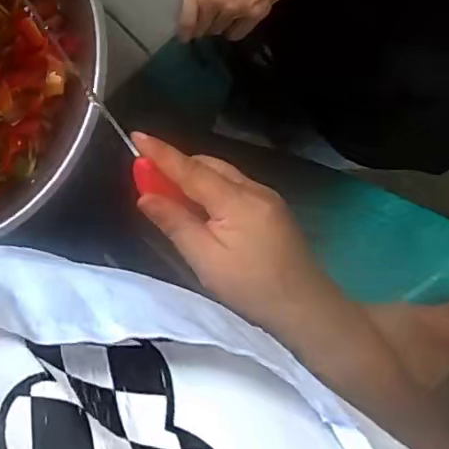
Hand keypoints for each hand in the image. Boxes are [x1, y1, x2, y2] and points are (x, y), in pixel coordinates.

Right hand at [131, 133, 348, 334]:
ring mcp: (266, 198)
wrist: (312, 313)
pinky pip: (230, 184)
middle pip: (206, 165)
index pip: (191, 170)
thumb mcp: (206, 260)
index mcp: (238, 202)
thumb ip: (175, 223)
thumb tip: (145, 197)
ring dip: (190, 174)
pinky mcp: (271, 209)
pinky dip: (206, 185)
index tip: (136, 135)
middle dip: (174, 163)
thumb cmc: (254, 289)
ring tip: (164, 188)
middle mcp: (254, 191)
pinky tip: (195, 203)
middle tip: (144, 173)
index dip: (161, 153)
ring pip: (219, 173)